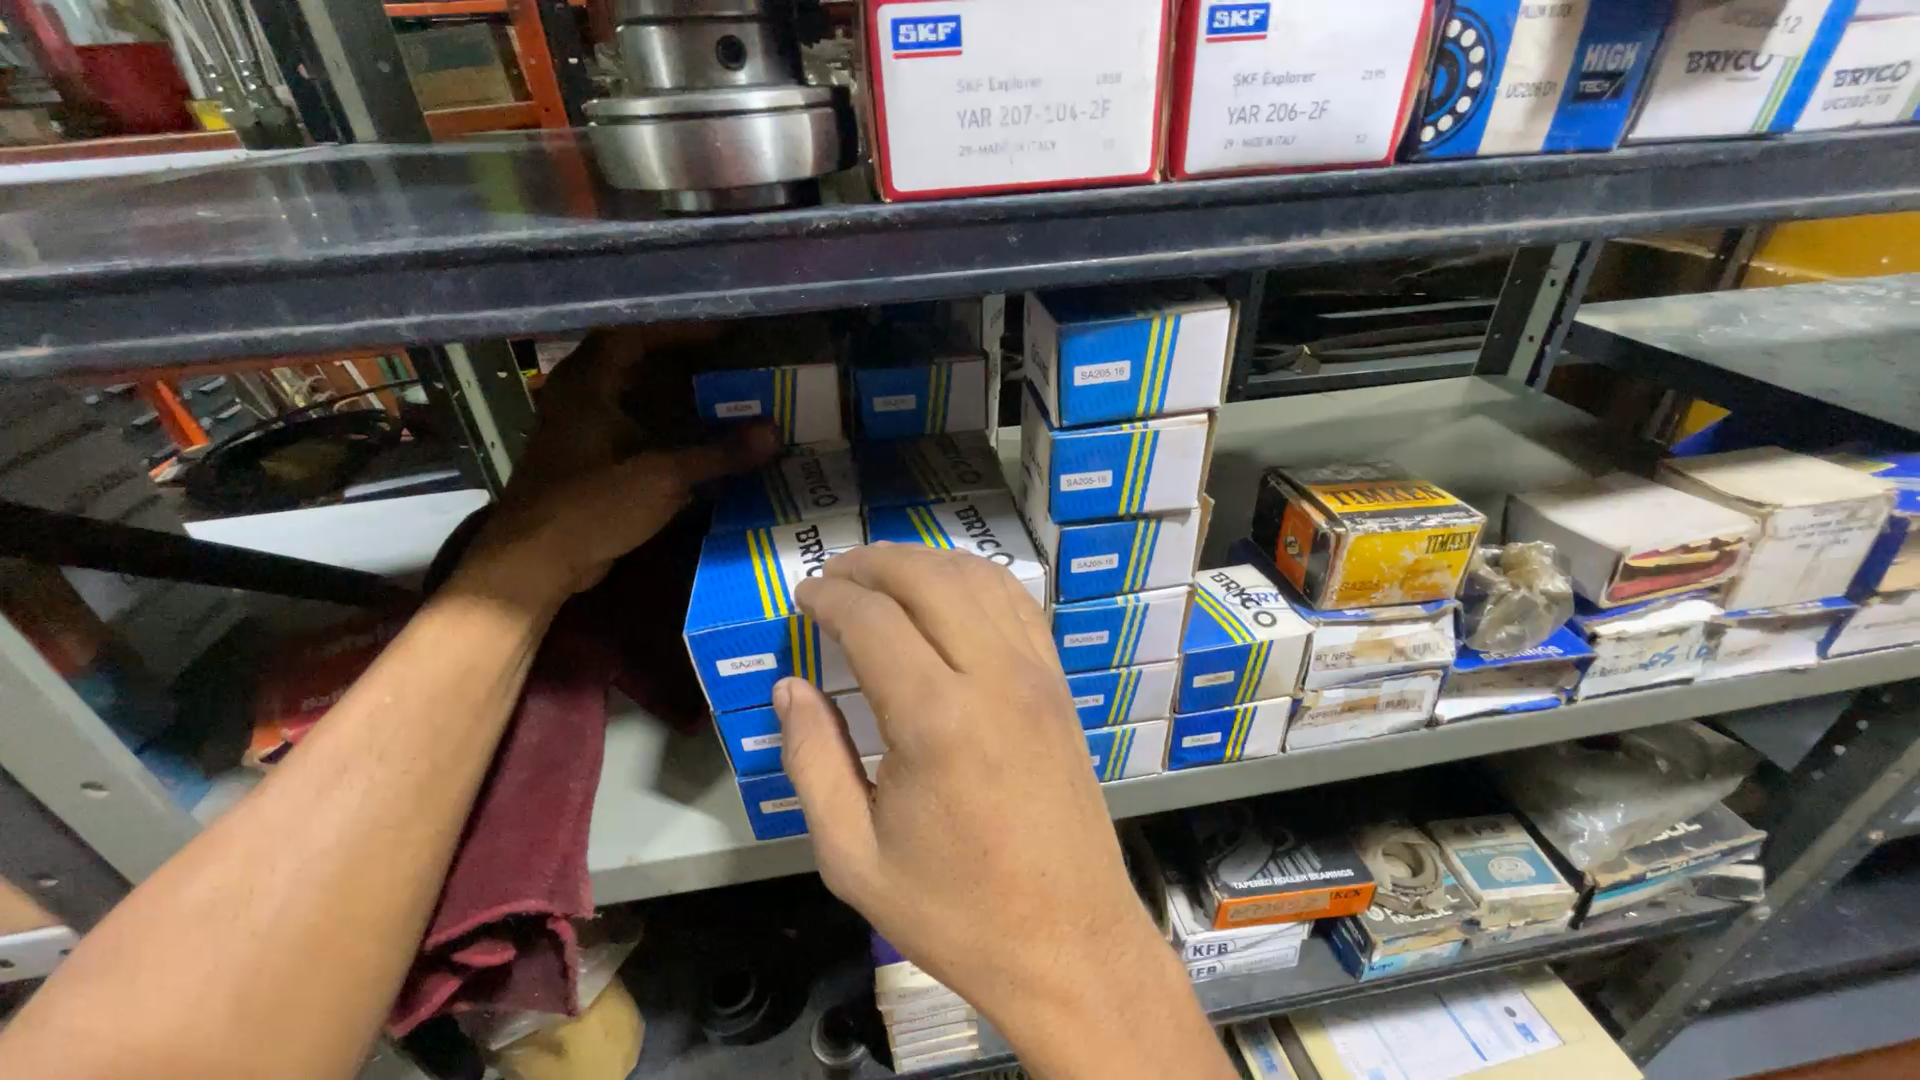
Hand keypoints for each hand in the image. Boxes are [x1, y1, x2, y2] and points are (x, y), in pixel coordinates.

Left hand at [453, 329, 774, 610]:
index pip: (629, 337)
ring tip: (711, 399)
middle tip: (717, 363)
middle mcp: (577, 404)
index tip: (718, 333)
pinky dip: (658, 433)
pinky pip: (626, 435)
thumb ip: (718, 454)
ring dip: (665, 399)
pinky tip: (689, 446)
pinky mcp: (583, 469)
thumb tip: (773, 434)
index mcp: (587, 389)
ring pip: (626, 402)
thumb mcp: (663, 477)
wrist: (536, 562)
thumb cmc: (592, 506)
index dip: (675, 330)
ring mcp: (577, 438)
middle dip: (672, 362)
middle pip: (626, 366)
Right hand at [774, 545, 1230, 1077]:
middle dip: (873, 563)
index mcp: (934, 720)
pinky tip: (950, 595)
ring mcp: (1036, 677)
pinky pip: (1019, 606)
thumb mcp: (853, 857)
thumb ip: (812, 761)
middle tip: (835, 577)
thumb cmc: (954, 912)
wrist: (1068, 943)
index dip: (830, 597)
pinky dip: (976, 581)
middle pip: (928, 578)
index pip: (872, 619)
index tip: (804, 598)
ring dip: (924, 563)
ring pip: (978, 579)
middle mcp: (992, 678)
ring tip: (883, 576)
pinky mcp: (1060, 688)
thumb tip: (791, 688)